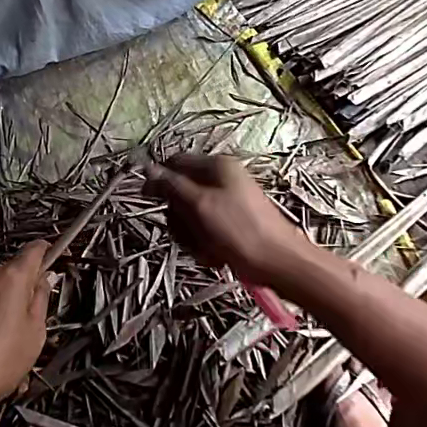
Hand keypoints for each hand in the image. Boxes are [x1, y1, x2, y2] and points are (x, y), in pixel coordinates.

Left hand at [0, 241, 52, 426]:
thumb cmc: (0, 362)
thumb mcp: (35, 333)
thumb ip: (41, 299)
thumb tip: (44, 278)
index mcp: (11, 277)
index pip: (33, 249)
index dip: (45, 250)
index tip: (51, 254)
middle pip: (10, 271)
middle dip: (21, 287)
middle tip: (29, 315)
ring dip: (0, 302)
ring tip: (4, 338)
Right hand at [143, 154, 314, 286]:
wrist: (278, 263)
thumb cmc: (240, 230)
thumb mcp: (201, 205)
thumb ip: (172, 185)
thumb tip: (149, 169)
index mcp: (217, 166)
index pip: (176, 163)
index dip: (159, 180)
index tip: (148, 200)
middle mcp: (222, 180)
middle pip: (180, 193)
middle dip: (180, 217)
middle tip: (189, 233)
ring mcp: (226, 203)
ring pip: (190, 216)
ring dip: (191, 235)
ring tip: (206, 247)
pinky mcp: (230, 224)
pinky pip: (204, 231)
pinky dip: (205, 244)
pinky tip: (215, 254)